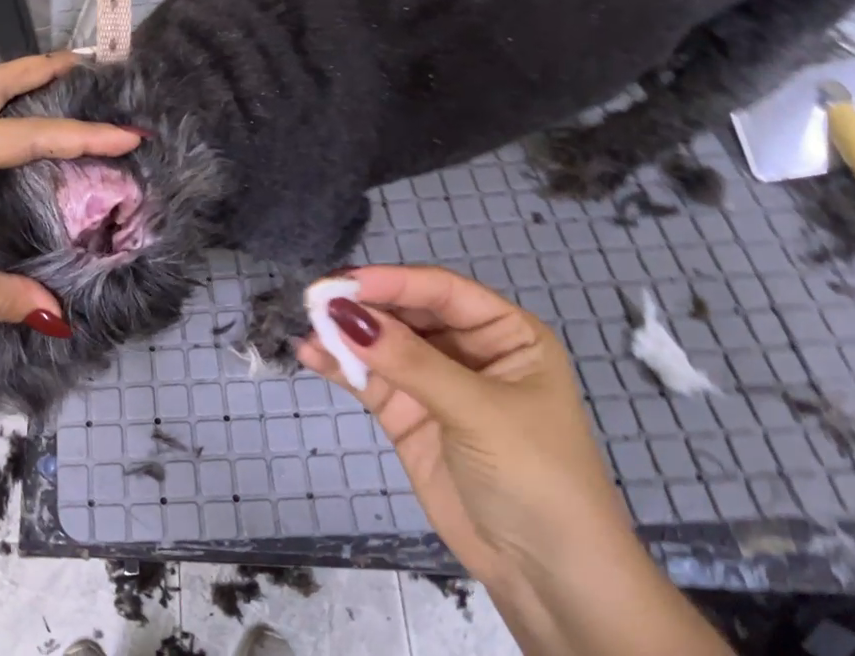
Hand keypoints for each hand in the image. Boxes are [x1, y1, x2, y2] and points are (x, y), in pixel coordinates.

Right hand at [296, 266, 631, 586]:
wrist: (546, 573)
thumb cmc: (536, 475)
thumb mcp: (479, 412)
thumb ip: (411, 362)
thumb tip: (344, 316)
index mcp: (507, 334)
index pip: (442, 292)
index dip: (393, 282)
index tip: (344, 283)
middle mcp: (469, 350)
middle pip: (408, 313)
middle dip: (364, 306)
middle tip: (315, 300)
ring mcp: (435, 385)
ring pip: (384, 346)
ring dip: (346, 335)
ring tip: (307, 326)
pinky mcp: (409, 418)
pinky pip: (370, 381)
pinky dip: (341, 368)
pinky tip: (310, 355)